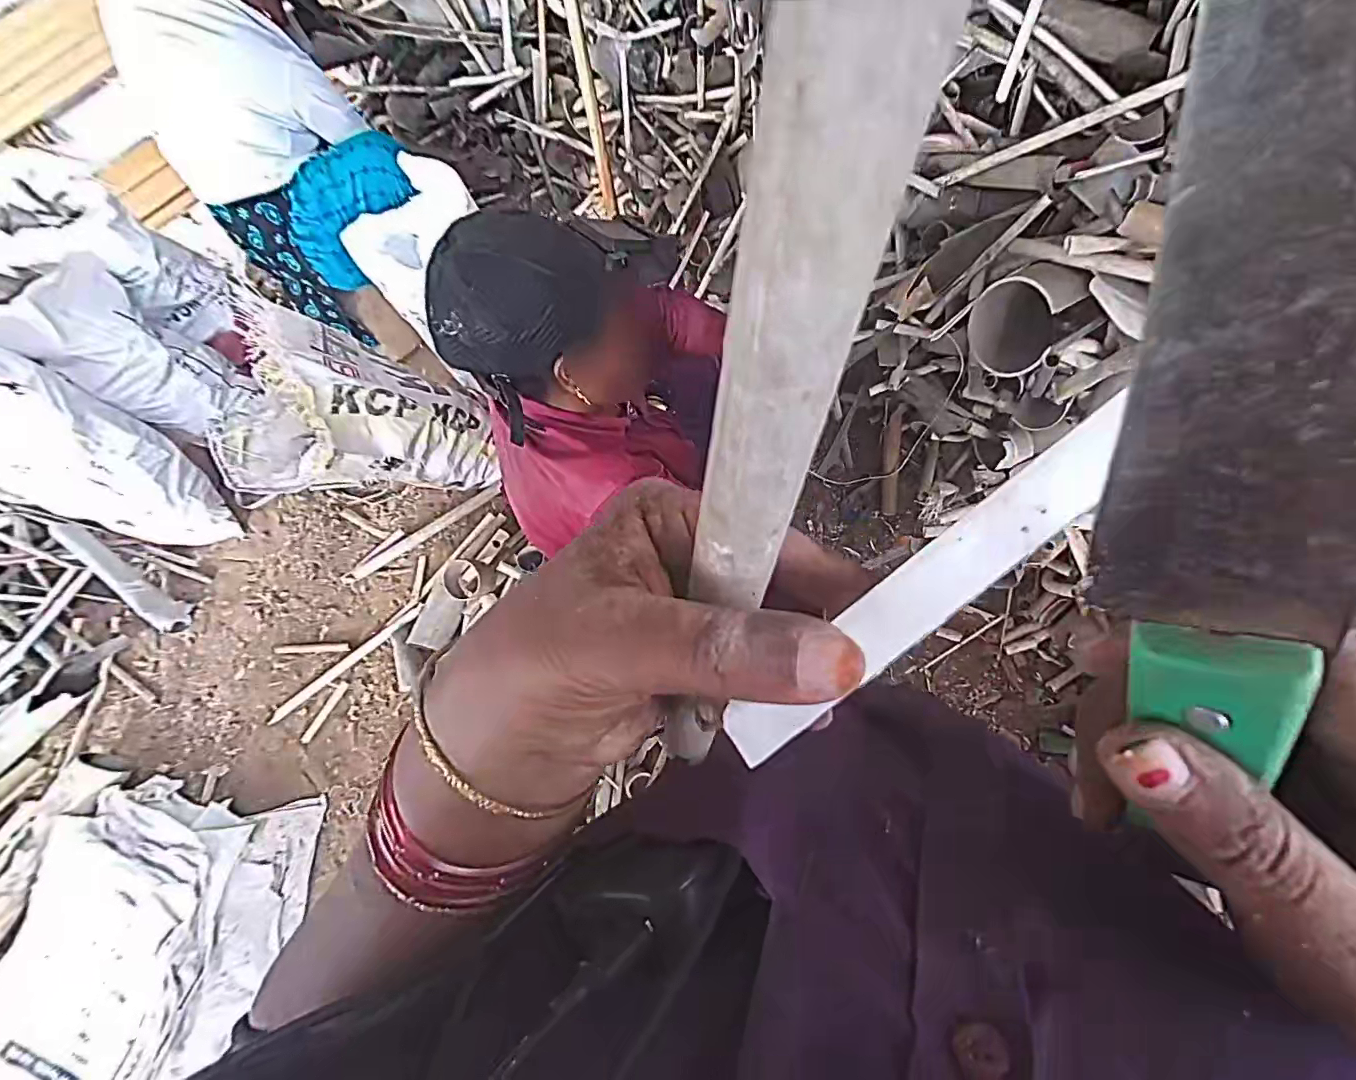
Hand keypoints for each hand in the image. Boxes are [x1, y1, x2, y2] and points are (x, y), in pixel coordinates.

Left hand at [423, 478, 867, 812]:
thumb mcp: (619, 646)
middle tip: (855, 670)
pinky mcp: (709, 663)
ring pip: (782, 632)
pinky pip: (766, 674)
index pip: (764, 531)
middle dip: (814, 629)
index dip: (819, 570)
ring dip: (799, 670)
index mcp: (670, 518)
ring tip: (824, 705)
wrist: (483, 763)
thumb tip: (835, 658)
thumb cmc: (524, 675)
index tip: (872, 611)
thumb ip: (722, 649)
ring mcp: (704, 612)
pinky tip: (791, 721)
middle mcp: (695, 555)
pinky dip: (780, 699)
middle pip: (783, 583)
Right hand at [1074, 636, 1355, 1079]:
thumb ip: (1259, 859)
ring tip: (1120, 795)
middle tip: (1104, 774)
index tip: (1112, 667)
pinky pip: (1235, 698)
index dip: (1213, 649)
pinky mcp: (1338, 723)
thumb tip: (1144, 752)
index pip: (1336, 663)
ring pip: (1236, 673)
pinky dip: (1176, 733)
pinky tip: (1161, 787)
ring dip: (1157, 721)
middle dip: (1161, 698)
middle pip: (1266, 658)